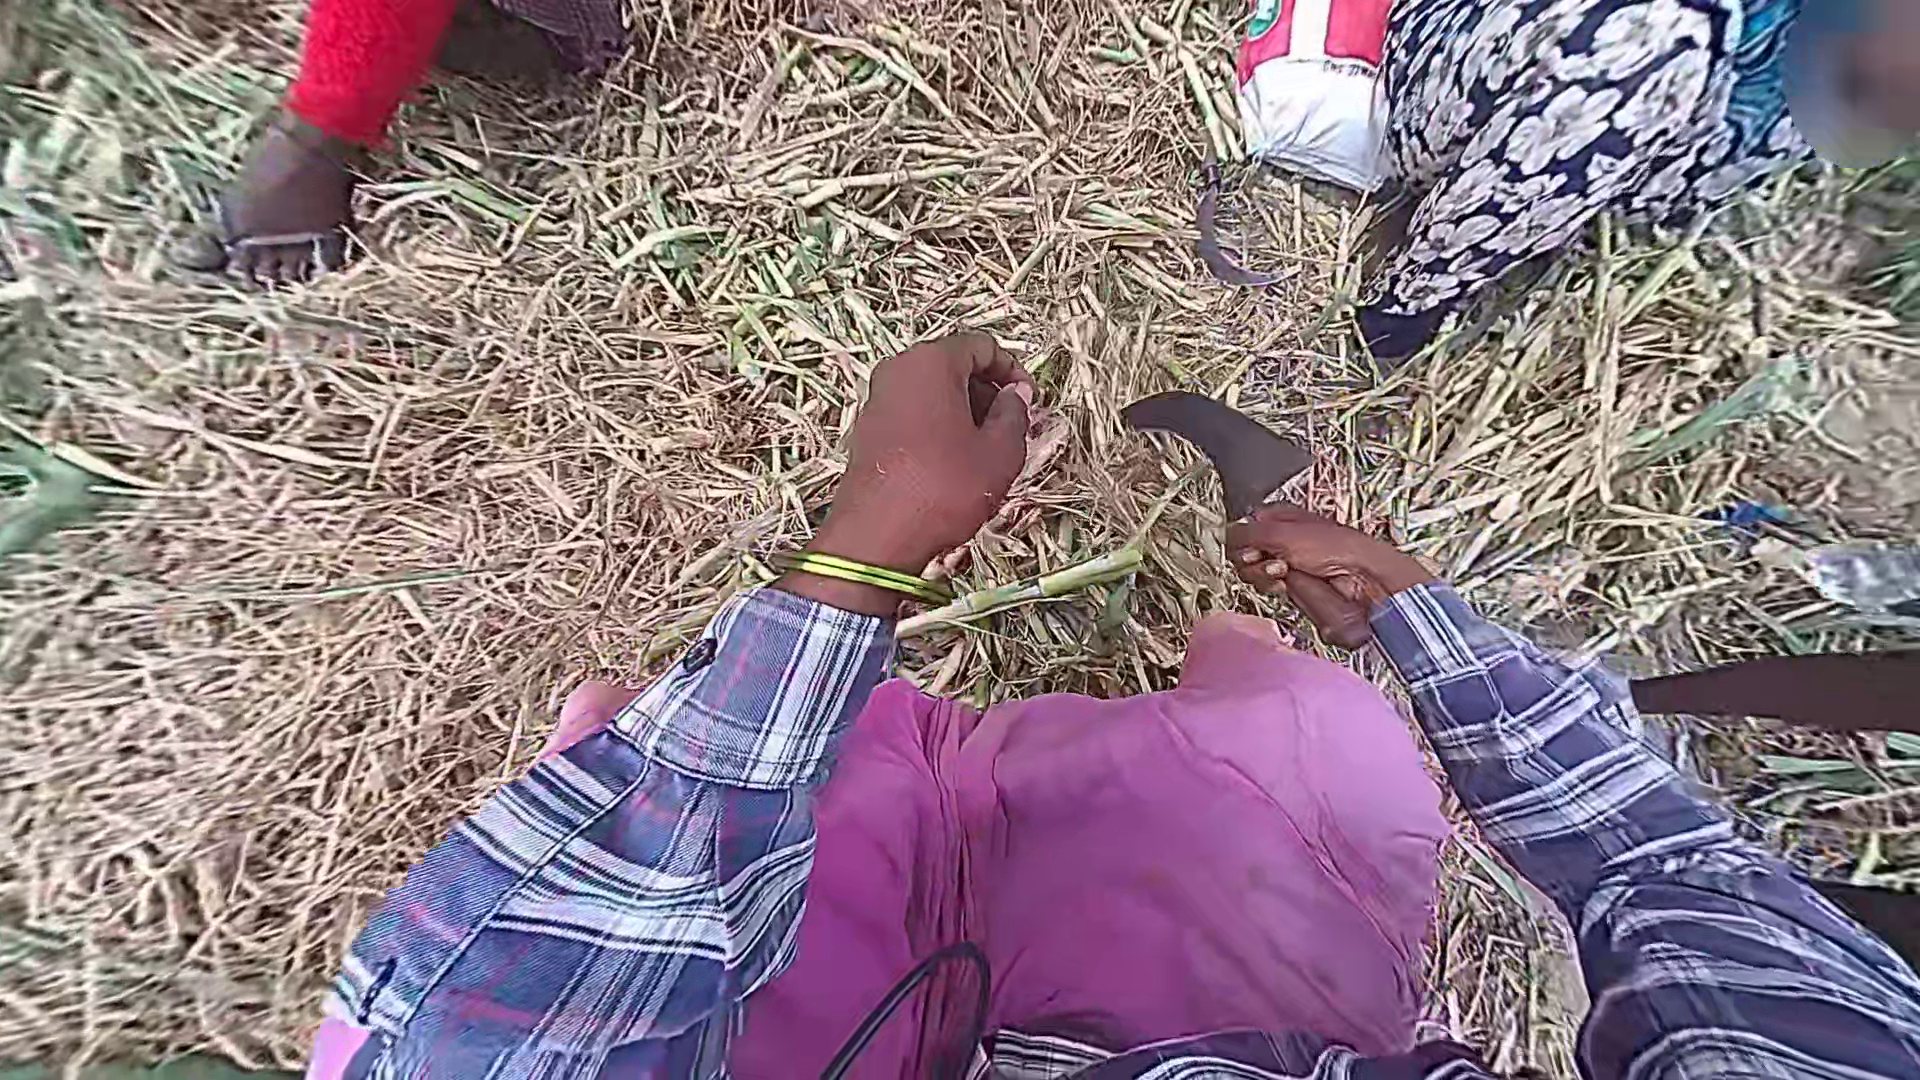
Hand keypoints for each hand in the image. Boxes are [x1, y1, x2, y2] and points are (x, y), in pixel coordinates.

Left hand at [781, 331, 1033, 615]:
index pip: (981, 347)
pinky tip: (956, 464)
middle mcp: (897, 372)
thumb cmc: (944, 488)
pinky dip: (940, 429)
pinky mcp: (868, 433)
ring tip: (987, 451)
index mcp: (930, 362)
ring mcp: (877, 402)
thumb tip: (1015, 397)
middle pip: (954, 368)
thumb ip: (1015, 414)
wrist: (878, 537)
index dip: (1013, 371)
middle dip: (988, 394)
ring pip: (933, 394)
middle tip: (1012, 428)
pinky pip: (914, 416)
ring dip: (965, 414)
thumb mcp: (1000, 452)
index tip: (1029, 401)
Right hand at [1227, 505, 1435, 646]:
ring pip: (1252, 571)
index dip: (1242, 538)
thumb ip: (1244, 532)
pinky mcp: (1290, 585)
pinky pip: (1266, 586)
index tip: (1251, 546)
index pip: (1242, 526)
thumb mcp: (1281, 533)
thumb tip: (1222, 535)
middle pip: (1243, 551)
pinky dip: (1272, 586)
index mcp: (1279, 518)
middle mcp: (1280, 539)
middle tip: (1272, 562)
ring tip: (1284, 573)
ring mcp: (1285, 562)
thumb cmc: (1332, 547)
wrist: (1362, 580)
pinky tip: (1286, 585)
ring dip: (1262, 575)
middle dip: (1252, 559)